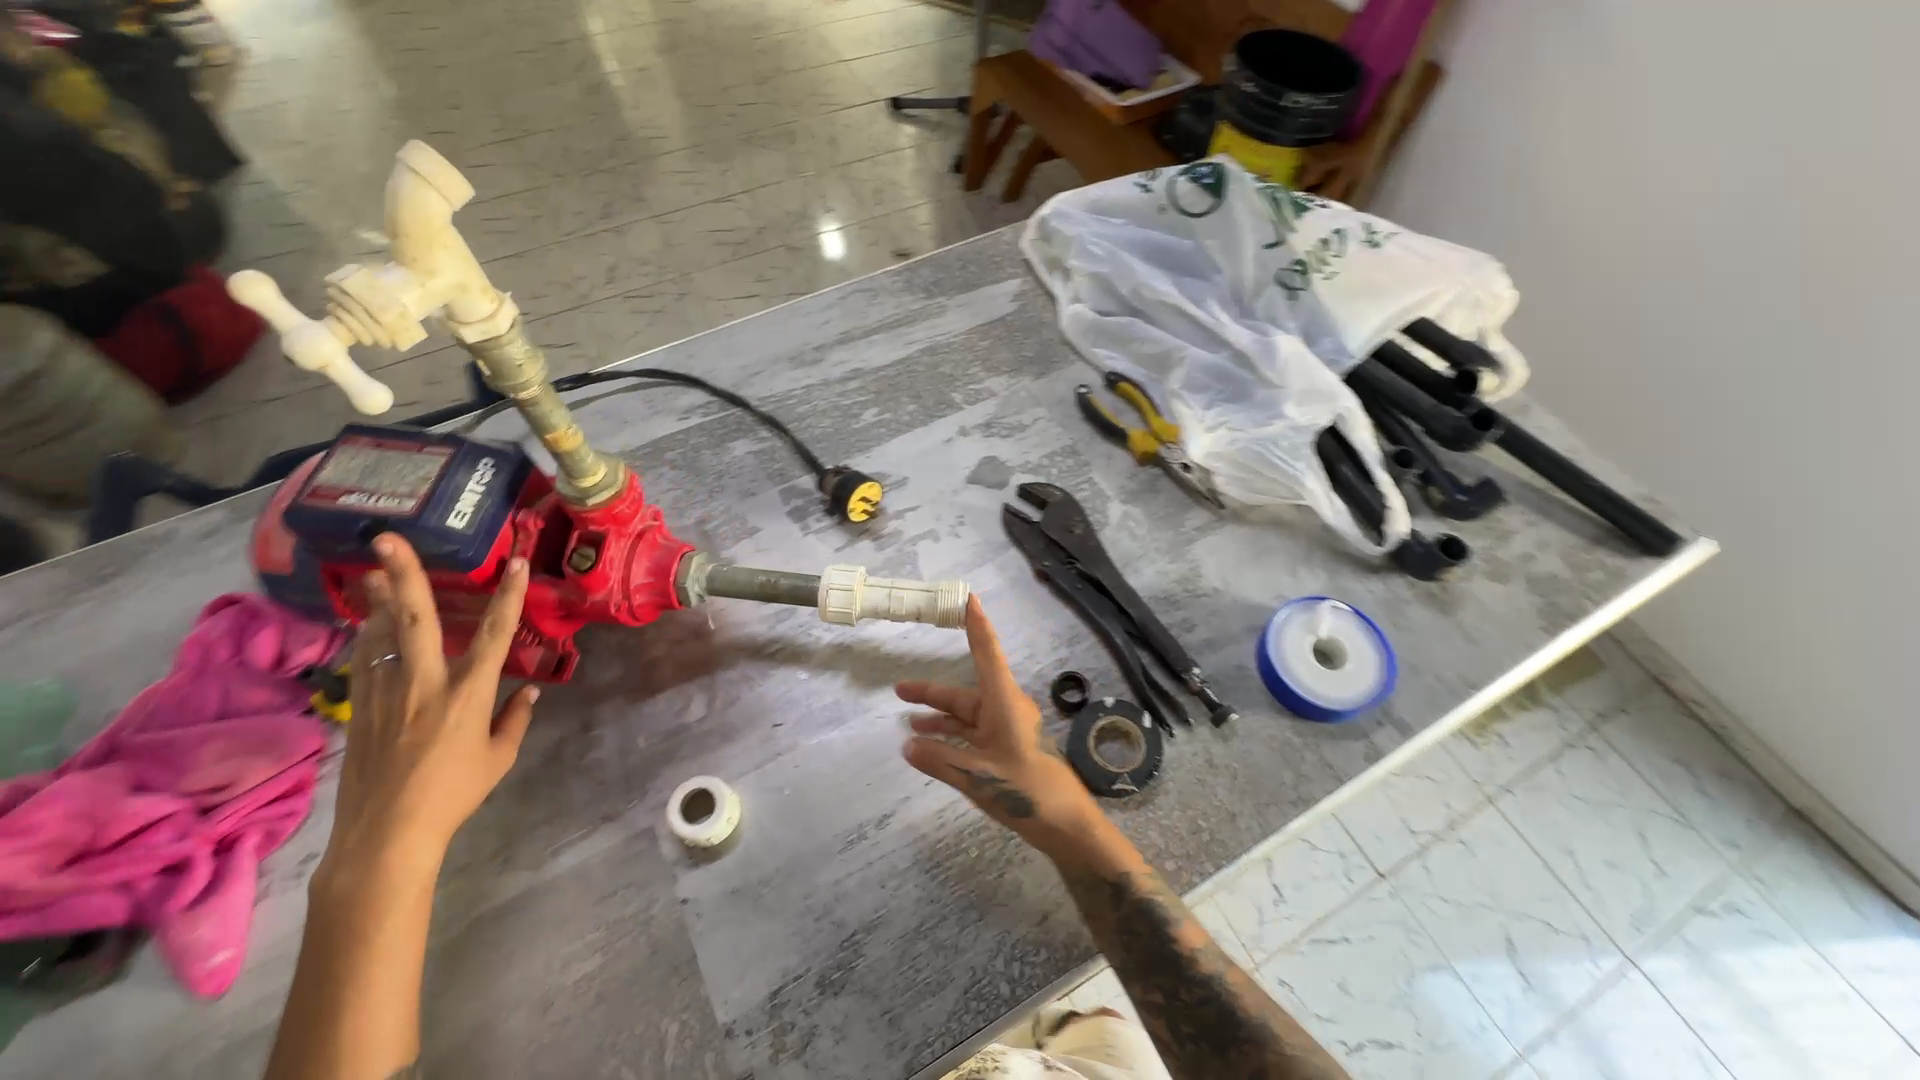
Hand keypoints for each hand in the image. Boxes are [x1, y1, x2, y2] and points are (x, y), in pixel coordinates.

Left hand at [325, 534, 539, 878]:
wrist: (387, 832)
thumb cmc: (453, 794)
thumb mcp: (498, 758)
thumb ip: (515, 718)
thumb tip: (528, 690)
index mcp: (467, 693)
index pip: (496, 634)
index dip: (509, 596)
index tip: (516, 563)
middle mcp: (424, 682)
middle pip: (414, 617)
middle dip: (402, 575)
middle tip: (386, 538)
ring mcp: (385, 692)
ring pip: (379, 633)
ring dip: (375, 600)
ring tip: (370, 571)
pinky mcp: (359, 708)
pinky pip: (363, 661)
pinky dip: (365, 637)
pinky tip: (362, 624)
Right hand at [898, 596, 1105, 861]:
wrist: (1067, 825)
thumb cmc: (1027, 791)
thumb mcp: (976, 776)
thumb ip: (939, 759)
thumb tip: (907, 745)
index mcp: (1004, 703)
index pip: (986, 653)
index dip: (976, 625)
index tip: (968, 599)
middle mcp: (1006, 710)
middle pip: (965, 693)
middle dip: (933, 693)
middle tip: (899, 690)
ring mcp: (1008, 732)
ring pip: (968, 717)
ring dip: (940, 719)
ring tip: (908, 723)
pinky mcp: (1009, 752)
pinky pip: (975, 736)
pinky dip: (953, 738)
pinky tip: (932, 748)